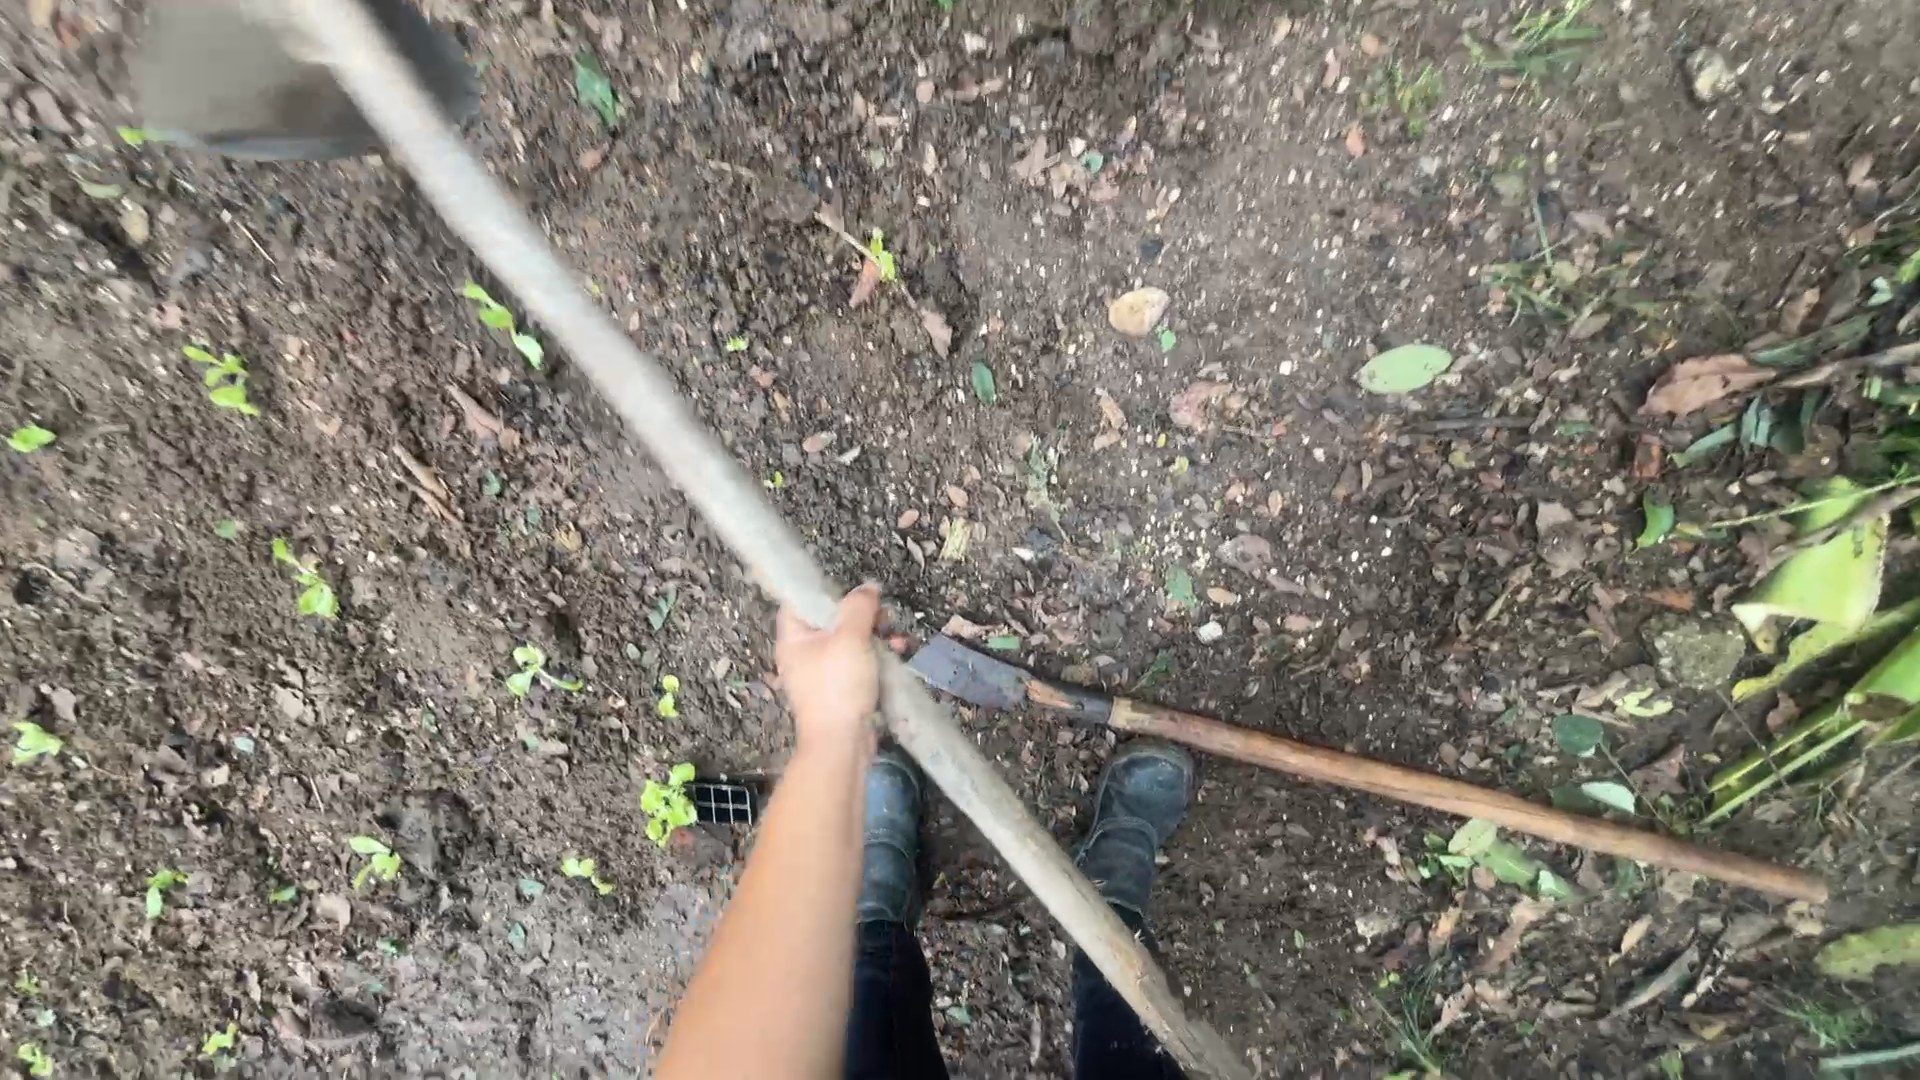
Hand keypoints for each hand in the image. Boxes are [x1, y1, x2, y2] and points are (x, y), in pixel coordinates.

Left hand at [775, 584, 881, 754]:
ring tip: (897, 636)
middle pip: (832, 620)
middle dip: (862, 614)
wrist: (842, 743)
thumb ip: (859, 607)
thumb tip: (868, 588)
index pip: (800, 602)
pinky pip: (860, 661)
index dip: (825, 591)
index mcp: (794, 638)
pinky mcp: (843, 687)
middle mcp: (805, 653)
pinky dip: (878, 655)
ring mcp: (824, 672)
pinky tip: (899, 653)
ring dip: (877, 634)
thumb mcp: (850, 638)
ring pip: (851, 640)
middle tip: (884, 614)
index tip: (853, 589)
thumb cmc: (838, 686)